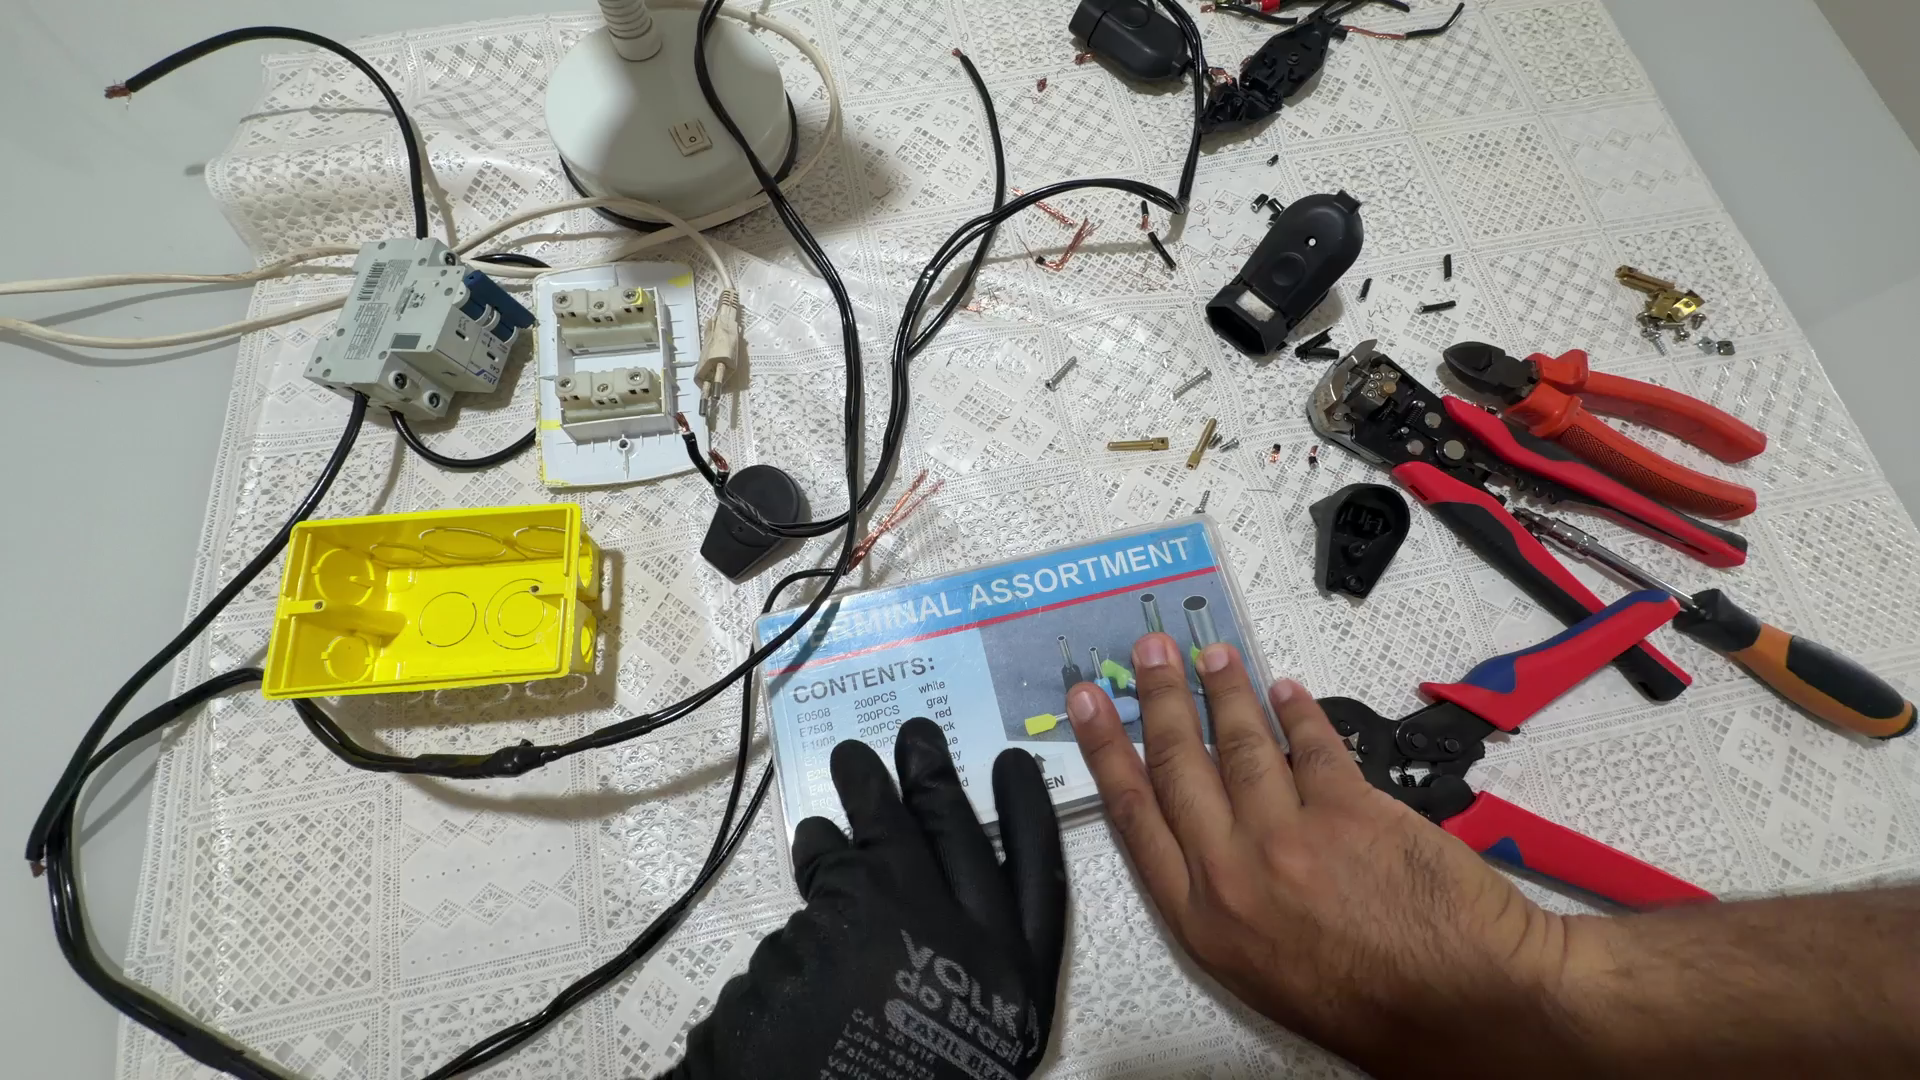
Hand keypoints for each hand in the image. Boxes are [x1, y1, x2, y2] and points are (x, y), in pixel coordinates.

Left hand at [668, 717, 1066, 1079]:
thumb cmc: (905, 1078)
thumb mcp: (963, 1032)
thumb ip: (967, 966)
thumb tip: (948, 890)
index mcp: (1013, 985)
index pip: (1038, 879)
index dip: (1027, 815)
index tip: (1013, 763)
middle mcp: (970, 944)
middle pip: (959, 836)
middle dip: (937, 777)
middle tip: (918, 733)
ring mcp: (905, 920)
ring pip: (889, 830)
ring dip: (868, 785)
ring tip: (851, 760)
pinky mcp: (839, 914)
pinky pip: (828, 863)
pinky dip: (818, 846)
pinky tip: (815, 837)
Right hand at [1065, 634, 1571, 1075]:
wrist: (1470, 1014)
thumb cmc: (1358, 998)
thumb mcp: (1255, 964)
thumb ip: (1215, 889)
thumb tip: (1204, 805)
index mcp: (1202, 915)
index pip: (1135, 813)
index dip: (1106, 749)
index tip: (1089, 703)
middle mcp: (1234, 871)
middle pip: (1179, 762)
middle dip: (1159, 697)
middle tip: (1148, 649)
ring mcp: (1291, 837)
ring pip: (1241, 742)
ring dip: (1224, 690)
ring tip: (1213, 654)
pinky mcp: (1351, 812)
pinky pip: (1315, 745)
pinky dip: (1300, 712)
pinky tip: (1288, 691)